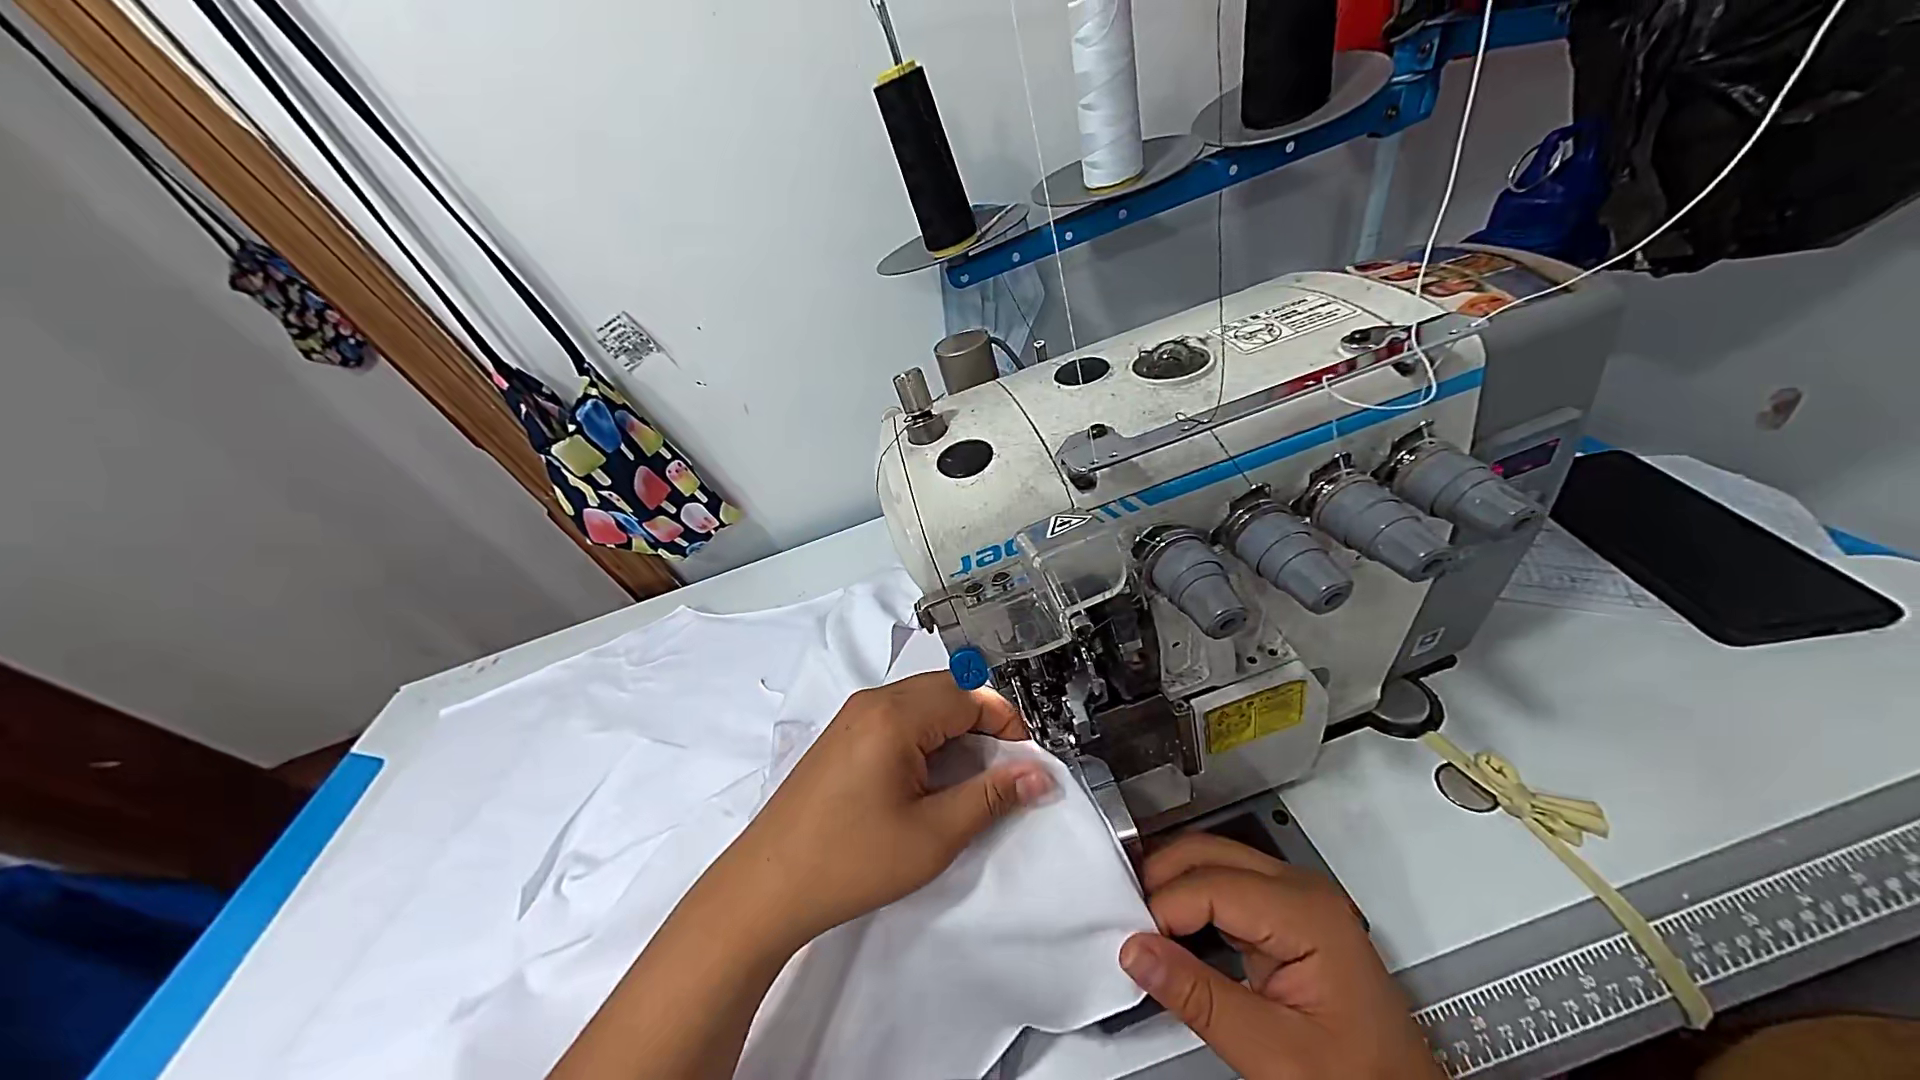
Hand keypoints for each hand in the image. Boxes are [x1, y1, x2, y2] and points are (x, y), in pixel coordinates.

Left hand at [713, 671, 1053, 945]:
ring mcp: (852, 715)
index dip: (1007, 722)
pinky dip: (926, 732)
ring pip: (923, 699)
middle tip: (1002, 766)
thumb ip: (991, 797)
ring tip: (969, 774)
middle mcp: (871, 702)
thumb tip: (1037, 774)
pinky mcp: (841, 733)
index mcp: (894, 716)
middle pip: (947, 688)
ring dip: (955, 725)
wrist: (767, 887)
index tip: (1025, 758)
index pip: (970, 695)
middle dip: (983, 719)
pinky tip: (928, 774)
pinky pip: (898, 713)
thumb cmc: (850, 862)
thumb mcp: (934, 834)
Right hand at [1118, 834, 1441, 1079]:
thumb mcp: (1275, 1053)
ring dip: (1170, 885)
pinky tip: (1170, 927)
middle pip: (1206, 852)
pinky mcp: (1282, 915)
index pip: (1209, 885)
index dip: (1162, 910)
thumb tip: (1139, 951)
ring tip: (1142, 926)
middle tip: (1128, 923)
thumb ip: (1199, 997)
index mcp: (1307, 913)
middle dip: (1159, 880)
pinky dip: (1187, 898)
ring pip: (1210, 860)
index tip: (1133, 943)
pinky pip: (1220, 884)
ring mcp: (1293, 899)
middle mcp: (1301, 892)